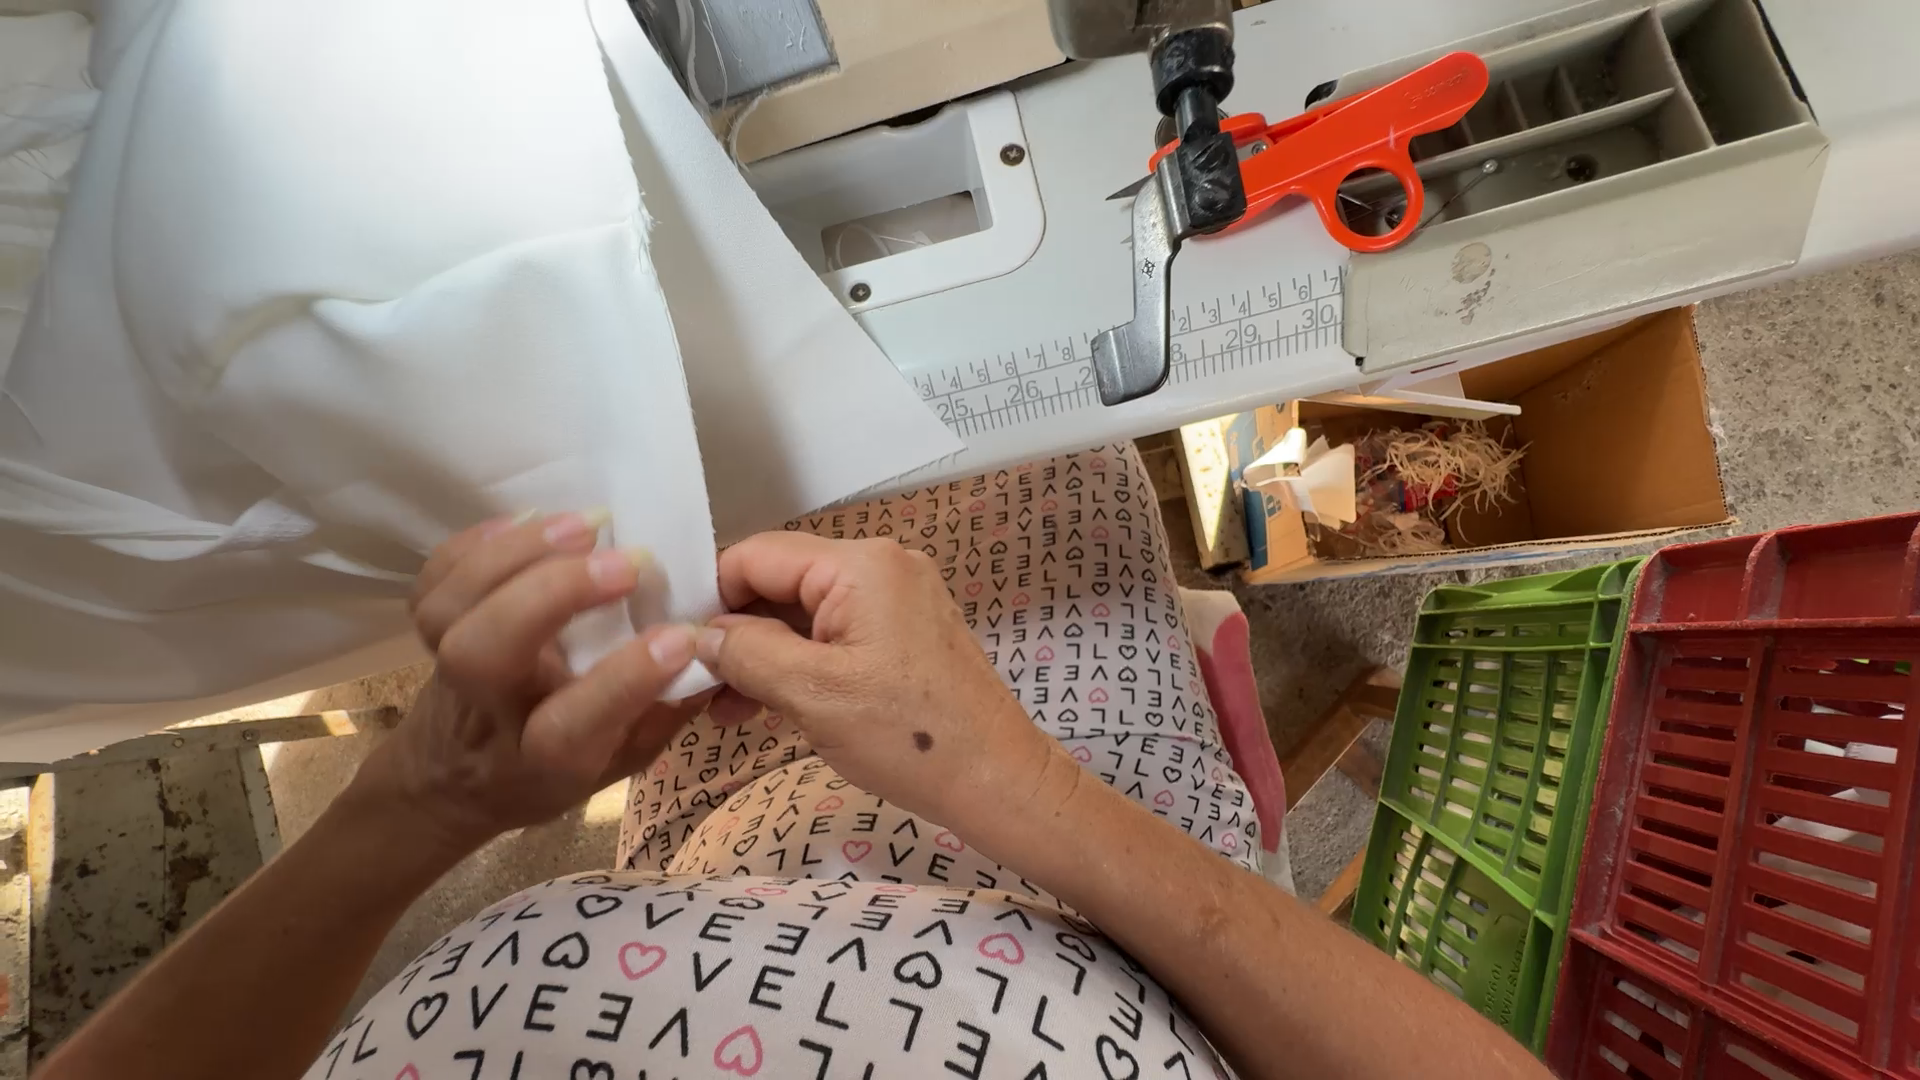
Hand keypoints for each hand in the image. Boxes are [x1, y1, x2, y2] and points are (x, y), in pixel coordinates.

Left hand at [349, 511, 704, 855]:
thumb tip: (714, 648)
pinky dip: (476, 544)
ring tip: (589, 523)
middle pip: (486, 652)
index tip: (681, 636)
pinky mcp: (428, 634)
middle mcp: (489, 711)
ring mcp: (447, 670)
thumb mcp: (623, 761)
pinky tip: (532, 518)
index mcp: (543, 760)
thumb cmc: (552, 771)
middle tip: (626, 562)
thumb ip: (666, 710)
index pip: (573, 723)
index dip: (625, 678)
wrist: (451, 780)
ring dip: (518, 554)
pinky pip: (432, 582)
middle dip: (553, 595)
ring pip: (450, 609)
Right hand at [696, 532, 1064, 831]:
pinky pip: (838, 633)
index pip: (759, 555)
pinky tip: (768, 702)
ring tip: (725, 708)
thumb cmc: (906, 736)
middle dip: (738, 631)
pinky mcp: (905, 630)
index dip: (712, 594)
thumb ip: (746, 652)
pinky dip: (803, 662)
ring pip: (808, 613)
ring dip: (766, 654)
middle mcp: (881, 566)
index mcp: (860, 565)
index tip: (676, 642)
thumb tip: (697, 633)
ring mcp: (898, 598)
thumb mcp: (812, 693)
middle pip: (784, 582)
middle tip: (696, 685)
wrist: (995, 776)